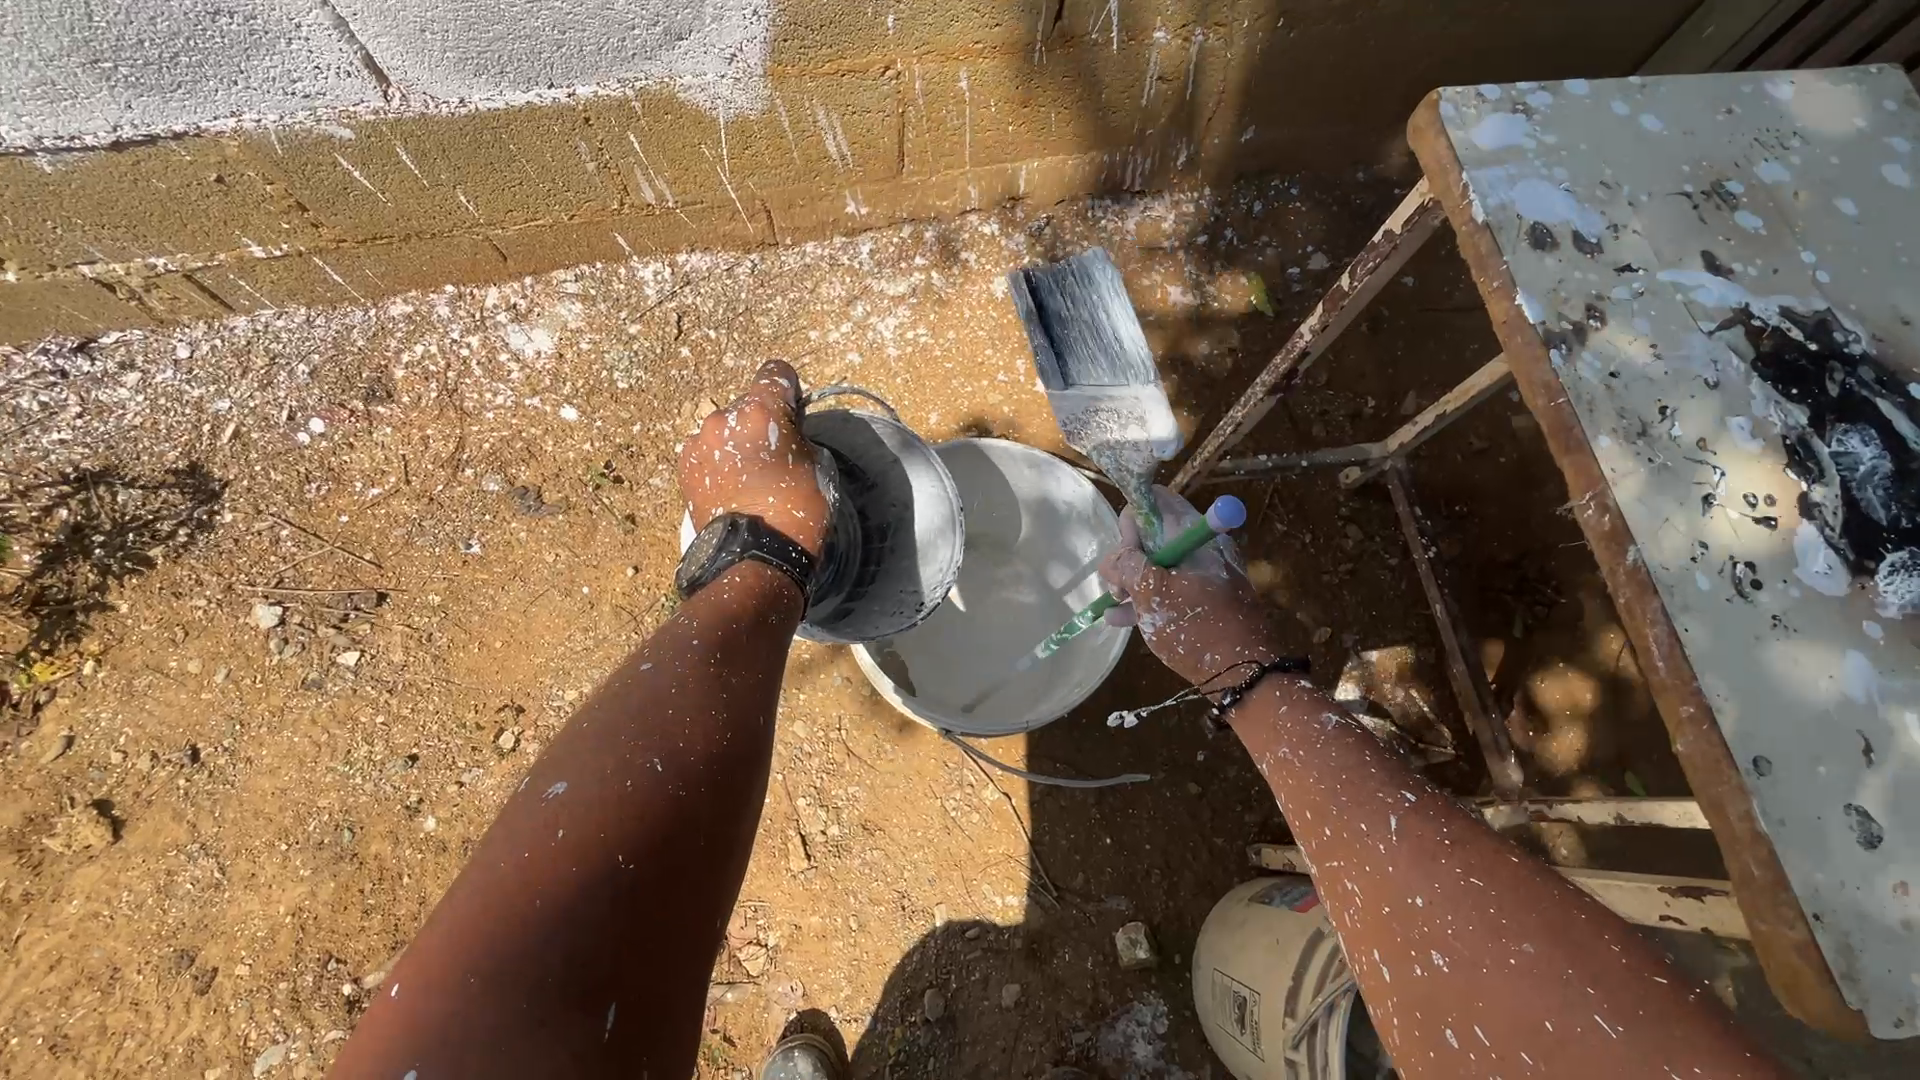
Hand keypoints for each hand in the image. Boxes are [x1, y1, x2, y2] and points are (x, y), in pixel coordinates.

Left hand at [677, 360, 829, 558]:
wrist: (754, 558)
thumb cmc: (797, 511)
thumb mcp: (819, 466)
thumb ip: (800, 436)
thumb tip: (789, 431)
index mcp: (761, 410)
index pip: (776, 373)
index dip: (788, 388)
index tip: (794, 408)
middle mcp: (723, 417)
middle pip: (748, 405)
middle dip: (761, 423)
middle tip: (775, 457)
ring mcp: (699, 443)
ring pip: (725, 430)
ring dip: (736, 444)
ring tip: (750, 479)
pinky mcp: (684, 467)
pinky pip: (708, 452)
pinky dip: (719, 463)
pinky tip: (732, 489)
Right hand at [1100, 488, 1282, 685]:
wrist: (1244, 674)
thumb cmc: (1196, 626)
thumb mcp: (1151, 593)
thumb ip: (1126, 566)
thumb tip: (1114, 559)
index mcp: (1192, 534)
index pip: (1155, 501)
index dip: (1131, 522)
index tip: (1125, 554)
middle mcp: (1199, 547)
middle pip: (1152, 535)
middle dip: (1128, 557)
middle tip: (1117, 585)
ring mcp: (1202, 574)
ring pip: (1157, 565)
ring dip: (1132, 582)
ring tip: (1114, 604)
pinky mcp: (1203, 600)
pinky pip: (1168, 589)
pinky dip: (1146, 599)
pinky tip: (1120, 619)